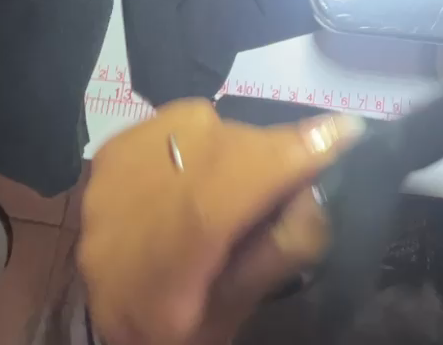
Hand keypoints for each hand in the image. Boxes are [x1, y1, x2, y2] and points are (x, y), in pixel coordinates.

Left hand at [79, 101, 363, 344]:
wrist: (96, 320)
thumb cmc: (180, 322)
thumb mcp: (237, 306)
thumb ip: (281, 249)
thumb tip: (318, 188)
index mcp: (168, 262)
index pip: (233, 190)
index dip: (293, 153)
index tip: (346, 130)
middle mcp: (136, 204)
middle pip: (226, 149)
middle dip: (270, 153)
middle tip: (288, 173)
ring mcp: (116, 169)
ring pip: (206, 127)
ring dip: (233, 145)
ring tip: (229, 183)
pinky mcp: (111, 148)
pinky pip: (178, 121)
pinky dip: (200, 138)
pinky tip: (194, 172)